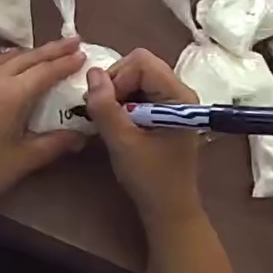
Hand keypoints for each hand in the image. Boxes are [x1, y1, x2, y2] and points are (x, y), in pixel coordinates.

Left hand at [0, 39, 89, 219]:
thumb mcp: (22, 160)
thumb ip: (54, 144)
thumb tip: (81, 135)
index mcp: (11, 93)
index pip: (45, 71)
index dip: (66, 62)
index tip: (84, 53)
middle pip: (27, 58)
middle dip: (52, 50)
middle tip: (74, 41)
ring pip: (6, 58)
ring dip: (30, 53)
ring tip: (47, 53)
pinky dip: (9, 60)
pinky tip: (12, 67)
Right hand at [84, 49, 202, 227]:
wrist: (169, 210)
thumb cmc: (150, 178)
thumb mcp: (122, 143)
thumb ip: (106, 107)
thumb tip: (92, 73)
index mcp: (178, 96)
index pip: (142, 62)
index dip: (117, 76)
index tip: (105, 105)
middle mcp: (179, 92)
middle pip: (140, 65)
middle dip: (115, 82)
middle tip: (102, 110)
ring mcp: (173, 101)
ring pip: (137, 76)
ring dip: (117, 92)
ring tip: (107, 118)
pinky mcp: (164, 110)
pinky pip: (139, 90)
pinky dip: (122, 100)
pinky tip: (116, 122)